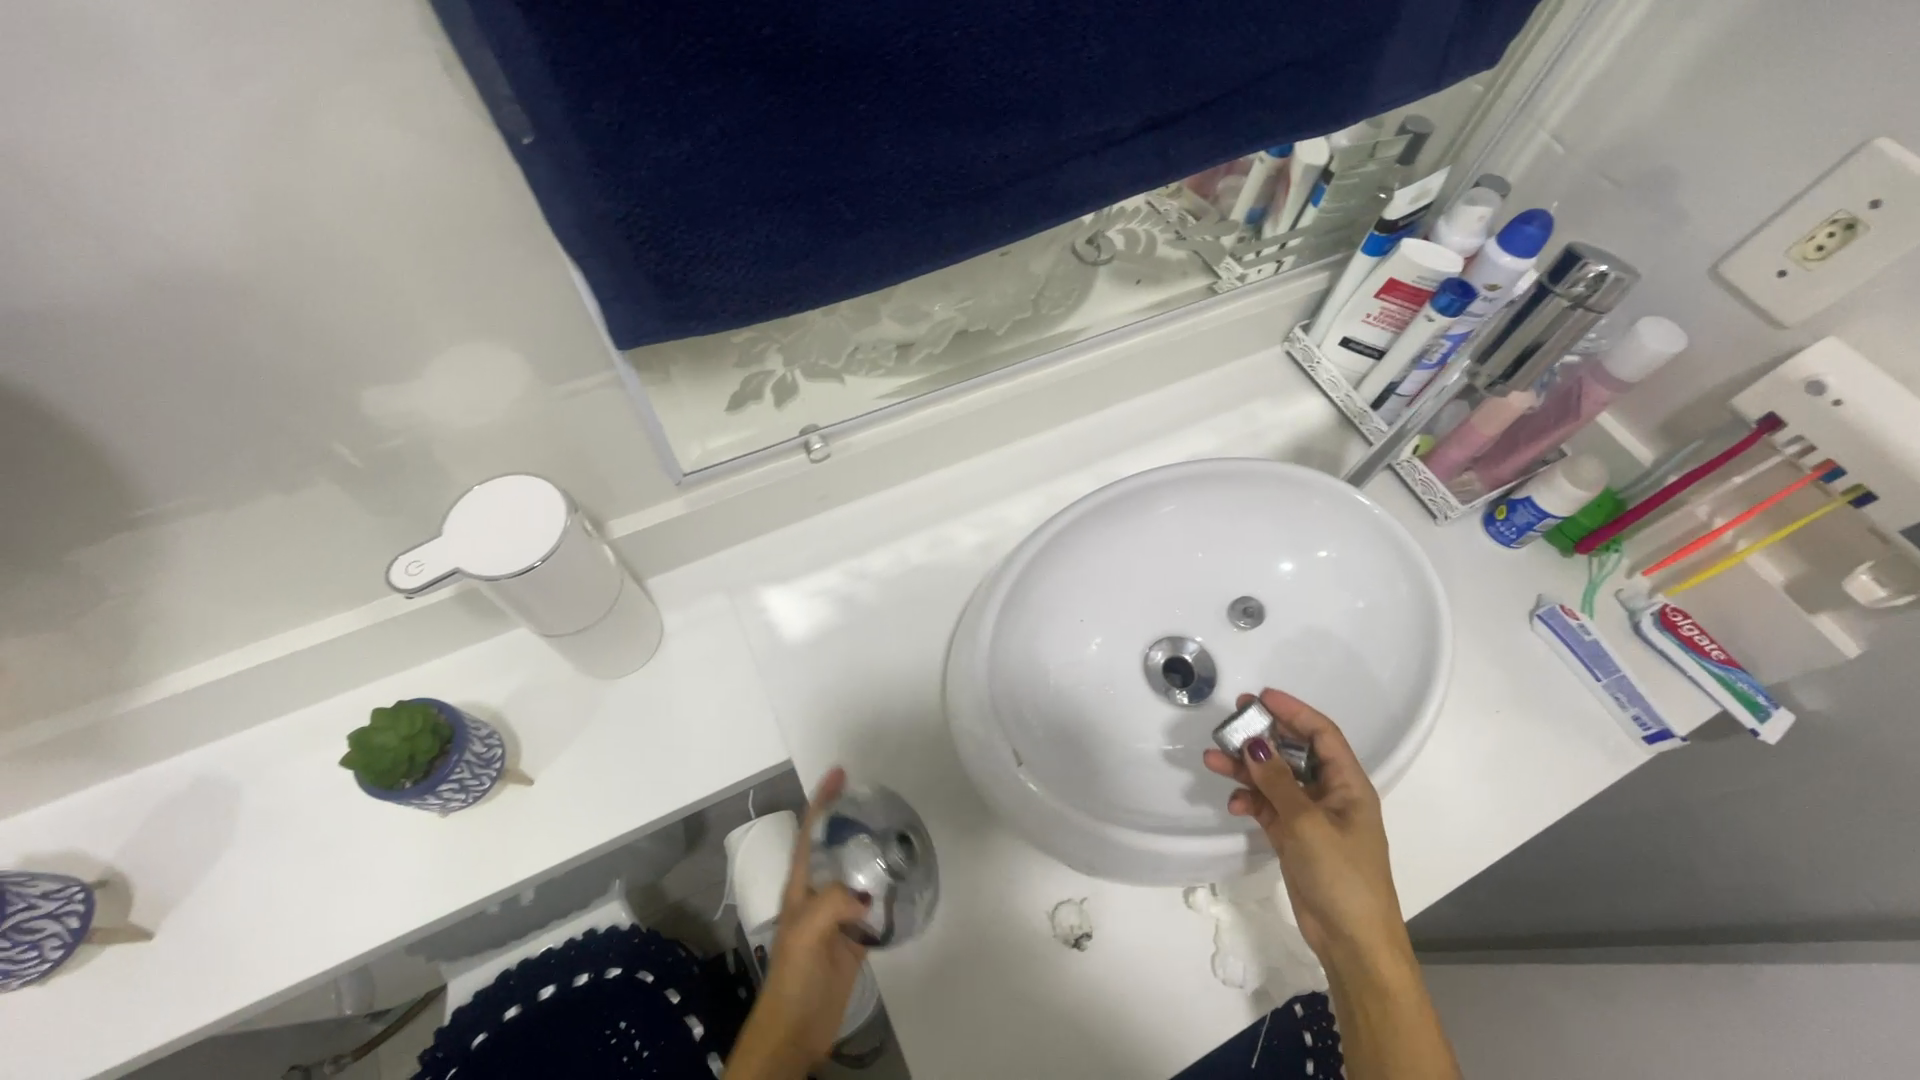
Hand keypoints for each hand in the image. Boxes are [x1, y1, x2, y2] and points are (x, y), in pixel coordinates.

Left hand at [726, 768, 871, 1079]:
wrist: (795, 1027)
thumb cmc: (793, 976)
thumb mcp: (807, 932)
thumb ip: (833, 903)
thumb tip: (866, 892)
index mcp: (800, 887)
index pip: (810, 834)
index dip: (822, 802)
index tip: (839, 772)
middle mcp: (818, 895)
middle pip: (836, 849)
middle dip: (852, 822)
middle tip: (880, 802)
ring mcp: (837, 917)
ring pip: (857, 875)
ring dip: (873, 855)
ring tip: (899, 836)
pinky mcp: (854, 938)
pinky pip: (874, 907)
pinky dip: (888, 893)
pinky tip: (906, 885)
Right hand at [1202, 689, 1407, 969]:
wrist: (1351, 939)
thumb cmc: (1340, 875)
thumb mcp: (1307, 823)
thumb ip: (1277, 781)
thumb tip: (1254, 742)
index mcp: (1349, 784)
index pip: (1322, 734)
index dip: (1294, 712)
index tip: (1261, 697)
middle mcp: (1331, 794)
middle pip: (1294, 753)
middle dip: (1263, 737)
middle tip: (1230, 721)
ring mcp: (1311, 817)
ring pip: (1275, 779)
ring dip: (1247, 770)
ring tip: (1213, 759)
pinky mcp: (1294, 838)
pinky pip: (1268, 807)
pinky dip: (1250, 801)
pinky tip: (1234, 803)